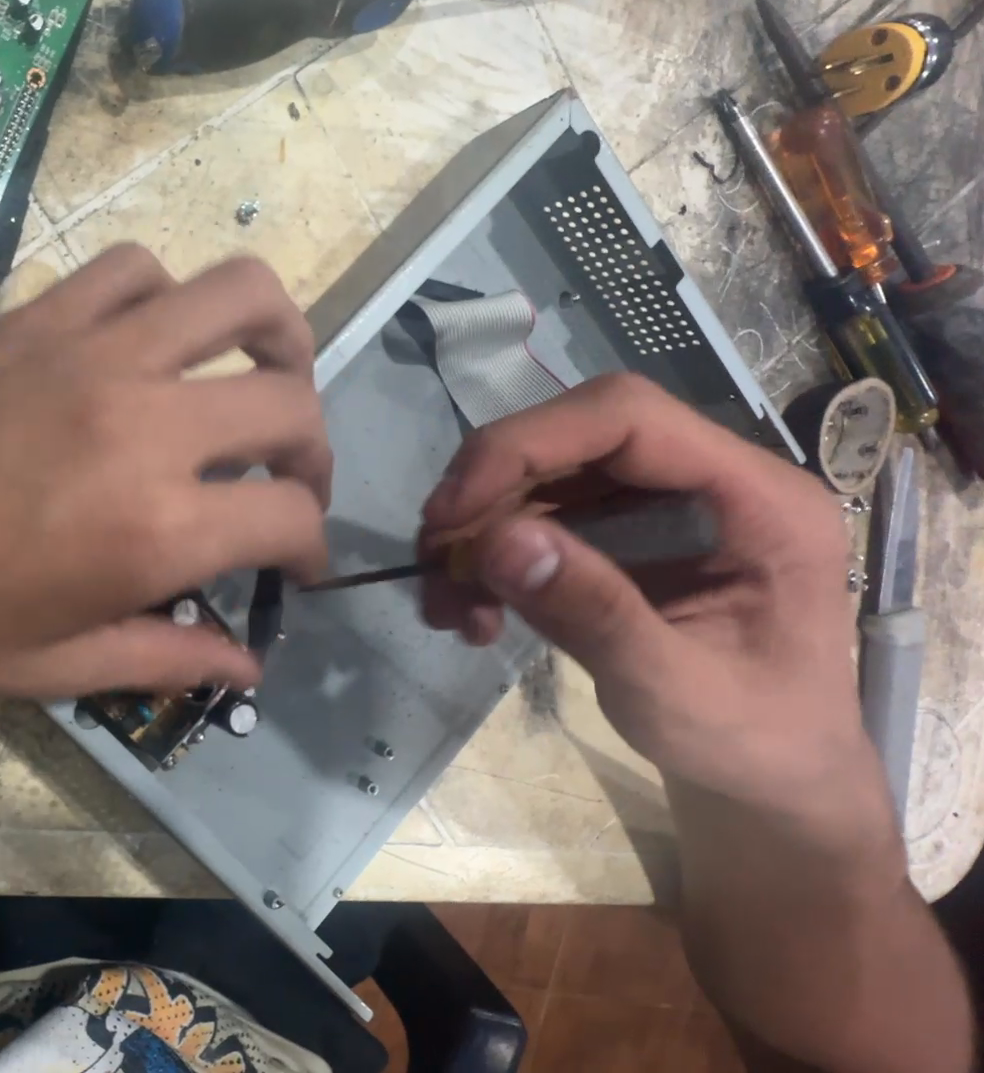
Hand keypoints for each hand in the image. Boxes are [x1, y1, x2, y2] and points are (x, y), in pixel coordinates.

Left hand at [0, 246, 332, 722]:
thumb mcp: (46, 667)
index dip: (307, 546)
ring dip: (272, 341)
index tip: (293, 563)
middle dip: (314, 451)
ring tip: (252, 384)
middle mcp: (141, 424)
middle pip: (291, 401)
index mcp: (150, 531)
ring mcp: (88, 353)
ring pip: (238, 295)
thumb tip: (245, 666)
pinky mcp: (32, 317)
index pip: (287, 517)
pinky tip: (146, 349)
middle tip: (284, 486)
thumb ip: (162, 660)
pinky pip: (135, 272)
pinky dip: (168, 300)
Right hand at [418, 374, 871, 813]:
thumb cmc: (748, 739)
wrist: (762, 777)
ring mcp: (650, 508)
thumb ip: (595, 612)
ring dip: (471, 536)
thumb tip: (497, 540)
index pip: (626, 419)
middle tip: (435, 559)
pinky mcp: (611, 536)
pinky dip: (481, 562)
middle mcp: (700, 483)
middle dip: (485, 493)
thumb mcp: (673, 689)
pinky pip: (524, 520)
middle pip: (566, 440)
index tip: (452, 510)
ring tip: (448, 608)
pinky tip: (469, 615)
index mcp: (754, 498)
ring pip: (533, 480)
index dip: (526, 445)